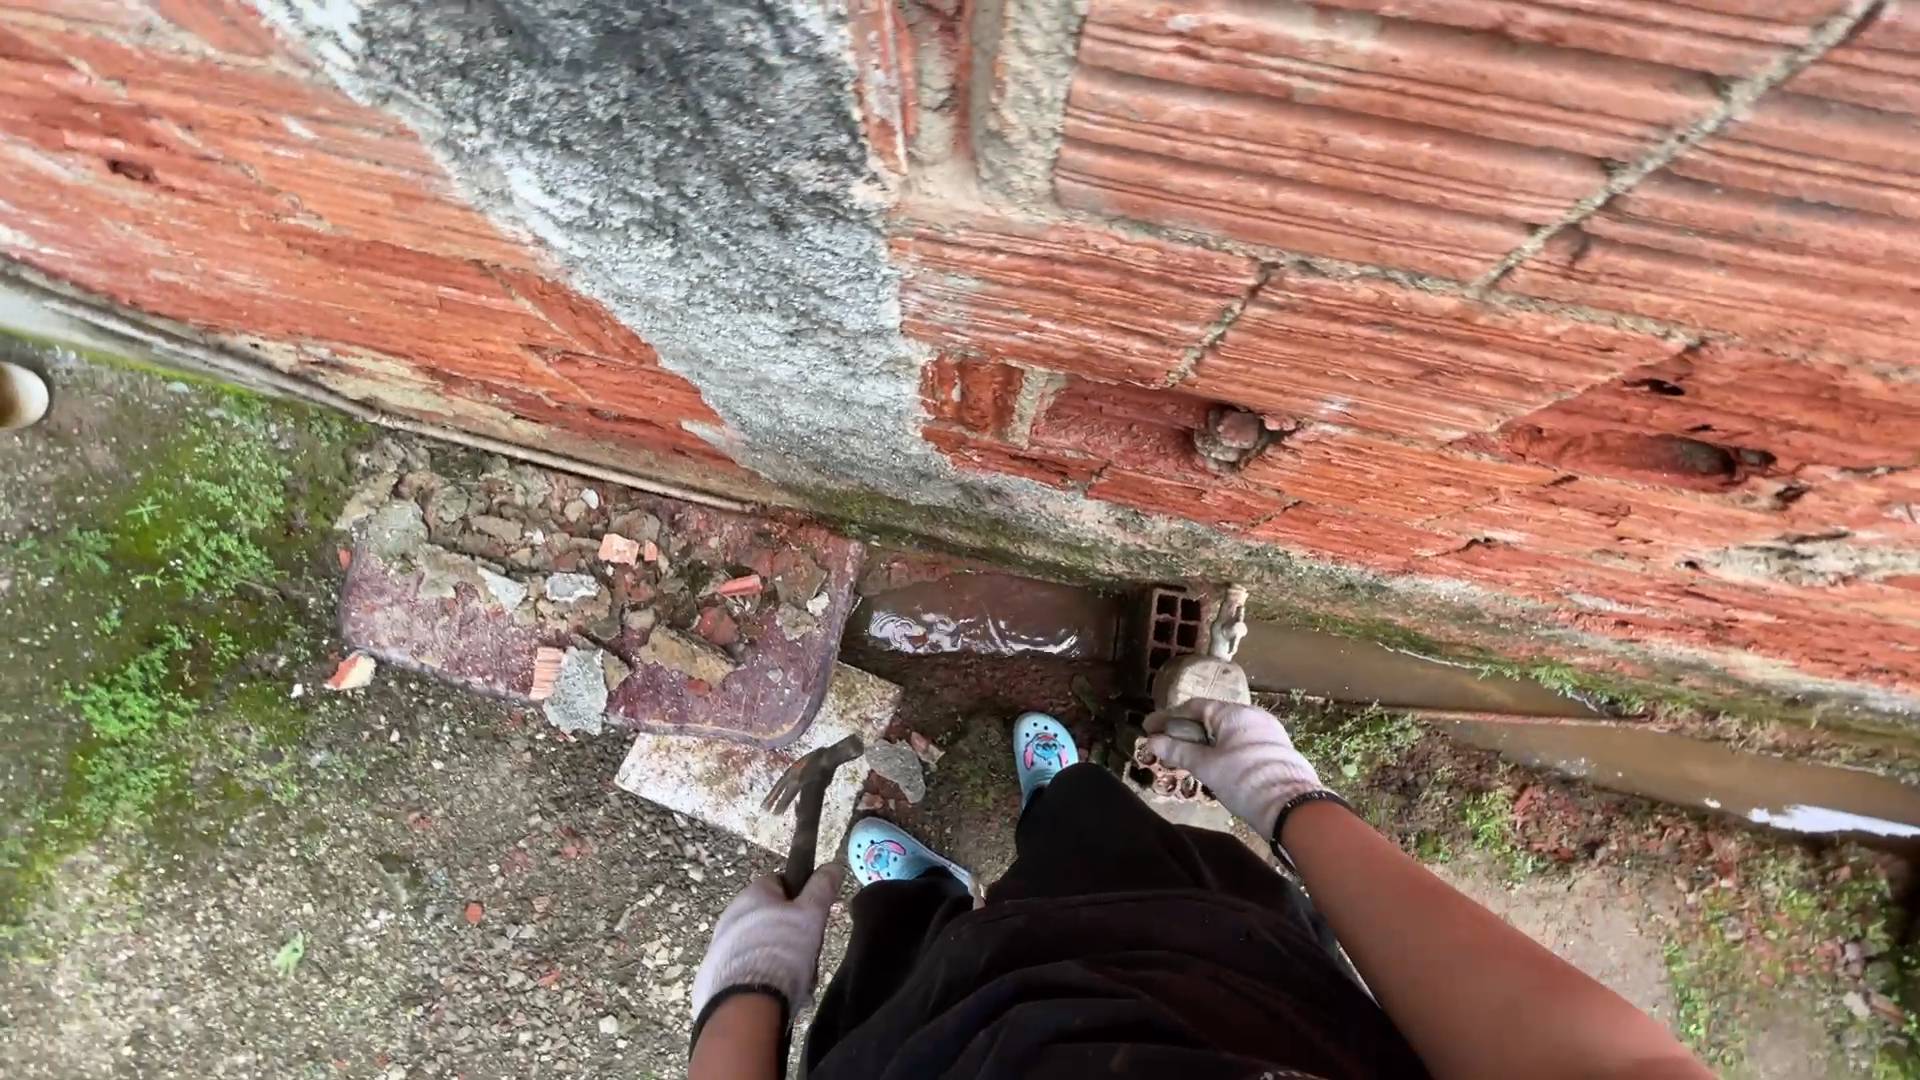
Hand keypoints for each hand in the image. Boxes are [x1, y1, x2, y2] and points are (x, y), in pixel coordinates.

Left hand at [690, 866, 845, 1027]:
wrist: (744, 1006)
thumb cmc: (782, 950)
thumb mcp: (811, 914)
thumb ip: (822, 887)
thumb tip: (832, 866)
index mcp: (753, 894)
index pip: (781, 883)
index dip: (800, 899)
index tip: (812, 919)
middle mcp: (731, 915)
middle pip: (771, 918)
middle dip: (790, 935)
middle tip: (807, 956)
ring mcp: (719, 947)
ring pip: (760, 947)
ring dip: (778, 959)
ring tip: (795, 983)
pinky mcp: (713, 977)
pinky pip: (744, 971)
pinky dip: (760, 979)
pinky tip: (774, 996)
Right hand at [1143, 699, 1327, 838]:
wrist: (1293, 808)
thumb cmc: (1244, 780)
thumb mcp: (1206, 766)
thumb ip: (1178, 751)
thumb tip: (1151, 740)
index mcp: (1234, 712)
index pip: (1194, 707)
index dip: (1168, 718)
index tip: (1149, 728)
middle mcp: (1253, 716)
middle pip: (1211, 718)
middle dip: (1186, 731)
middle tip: (1166, 744)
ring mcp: (1269, 733)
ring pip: (1227, 733)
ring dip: (1205, 743)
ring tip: (1188, 758)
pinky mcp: (1278, 752)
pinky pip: (1242, 744)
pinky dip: (1223, 750)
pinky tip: (1215, 766)